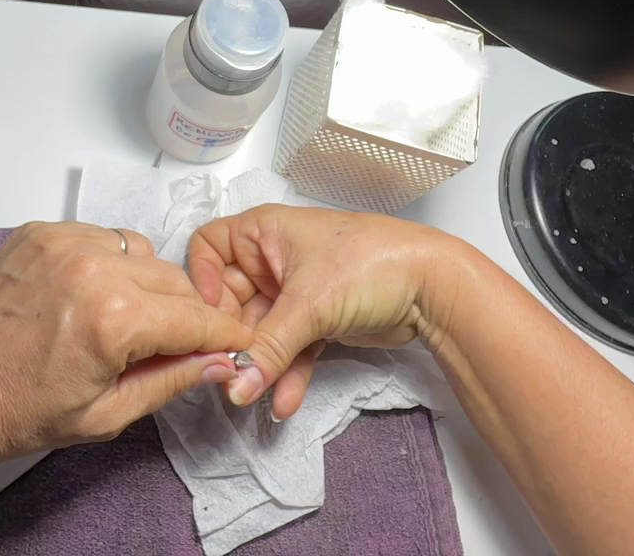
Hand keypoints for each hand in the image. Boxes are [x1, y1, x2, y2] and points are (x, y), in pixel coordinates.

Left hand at [0, 221, 253, 473]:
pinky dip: (109, 262)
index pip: (196, 318)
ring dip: (147, 283)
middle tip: (175, 343)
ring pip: (142, 251)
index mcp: (112, 317)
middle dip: (185, 313)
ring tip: (123, 320)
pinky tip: (89, 295)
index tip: (236, 340)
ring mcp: (65, 240)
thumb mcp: (103, 415)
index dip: (223, 334)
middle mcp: (93, 264)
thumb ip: (170, 380)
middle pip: (175, 279)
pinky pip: (101, 237)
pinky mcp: (42, 230)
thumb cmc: (9, 410)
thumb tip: (217, 361)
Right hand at [187, 205, 471, 417]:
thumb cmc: (368, 263)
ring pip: (260, 329)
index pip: (209, 247)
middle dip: (230, 337)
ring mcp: (293, 290)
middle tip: (227, 373)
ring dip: (259, 363)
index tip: (205, 319)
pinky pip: (288, 347)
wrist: (432, 287)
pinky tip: (284, 402)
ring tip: (254, 395)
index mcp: (263, 231)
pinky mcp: (315, 320)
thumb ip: (268, 347)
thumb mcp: (309, 303)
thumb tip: (235, 385)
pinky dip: (285, 372)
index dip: (200, 280)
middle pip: (231, 297)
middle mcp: (272, 258)